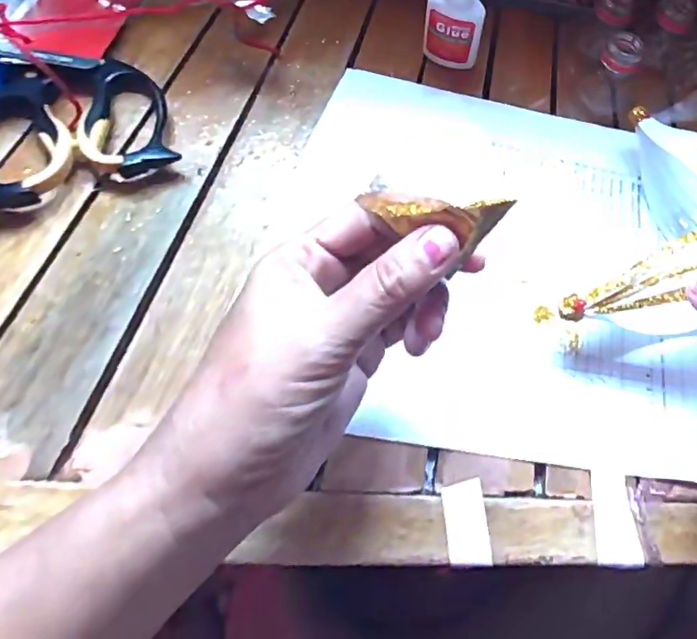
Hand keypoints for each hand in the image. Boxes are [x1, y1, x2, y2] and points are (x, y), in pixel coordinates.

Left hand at [136, 204, 480, 529]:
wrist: (222, 482)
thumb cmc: (256, 396)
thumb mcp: (324, 337)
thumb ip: (386, 288)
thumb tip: (443, 238)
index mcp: (302, 258)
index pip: (368, 216)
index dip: (416, 214)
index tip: (464, 224)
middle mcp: (323, 280)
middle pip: (389, 250)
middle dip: (428, 258)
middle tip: (474, 267)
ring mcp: (340, 318)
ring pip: (399, 287)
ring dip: (425, 299)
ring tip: (428, 333)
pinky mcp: (354, 353)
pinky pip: (397, 321)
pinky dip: (416, 326)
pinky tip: (419, 346)